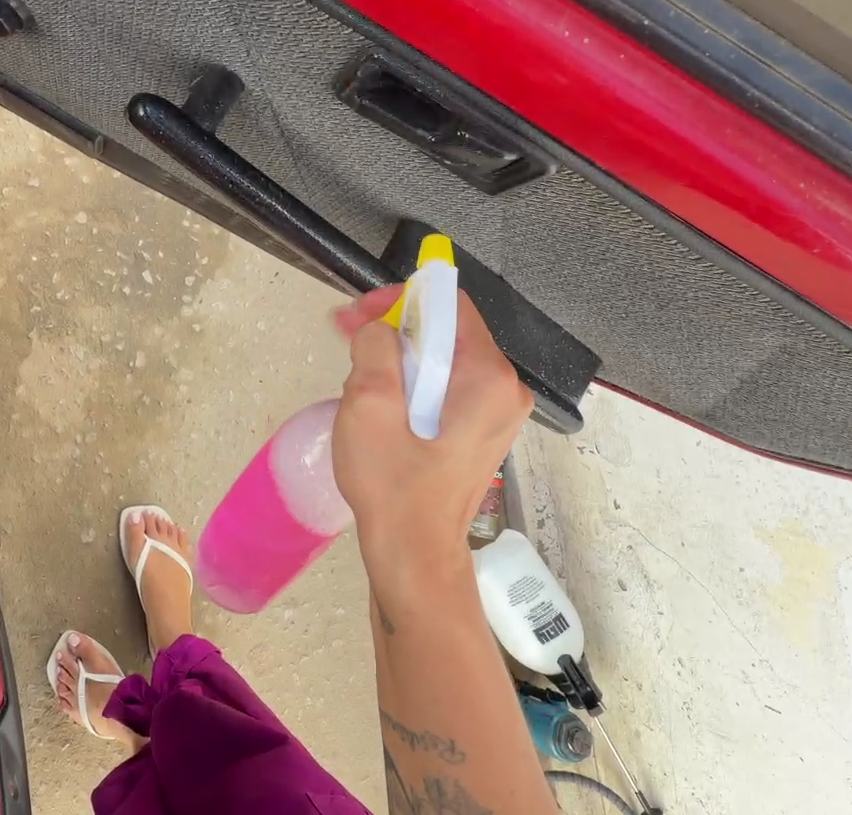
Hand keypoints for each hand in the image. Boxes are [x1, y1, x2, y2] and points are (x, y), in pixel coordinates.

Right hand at [330, 285, 531, 594]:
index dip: (401, 298)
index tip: (360, 314)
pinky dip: (410, 382)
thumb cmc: (392, 484)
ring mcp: (496, 411)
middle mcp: (504, 388)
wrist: (413, 554)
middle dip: (393, 328)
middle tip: (348, 339)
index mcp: (487, 377)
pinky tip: (380, 403)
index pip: (449, 304)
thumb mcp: (369, 405)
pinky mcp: (481, 430)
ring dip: (397, 357)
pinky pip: (444, 385)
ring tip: (357, 379)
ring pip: (441, 358)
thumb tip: (378, 327)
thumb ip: (375, 347)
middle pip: (445, 331)